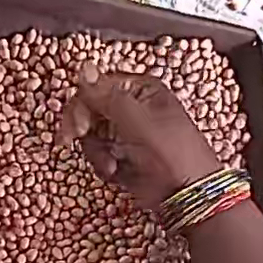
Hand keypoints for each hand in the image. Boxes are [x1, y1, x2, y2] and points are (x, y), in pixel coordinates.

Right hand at [58, 64, 222, 209]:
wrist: (189, 195)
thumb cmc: (171, 154)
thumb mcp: (139, 121)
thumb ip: (108, 97)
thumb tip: (83, 67)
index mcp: (140, 90)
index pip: (97, 87)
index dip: (82, 104)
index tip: (77, 125)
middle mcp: (131, 109)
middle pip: (89, 110)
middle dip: (83, 129)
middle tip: (73, 140)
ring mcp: (126, 134)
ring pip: (91, 136)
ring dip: (95, 152)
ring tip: (111, 165)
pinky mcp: (123, 157)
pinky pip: (99, 155)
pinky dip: (103, 165)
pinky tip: (116, 172)